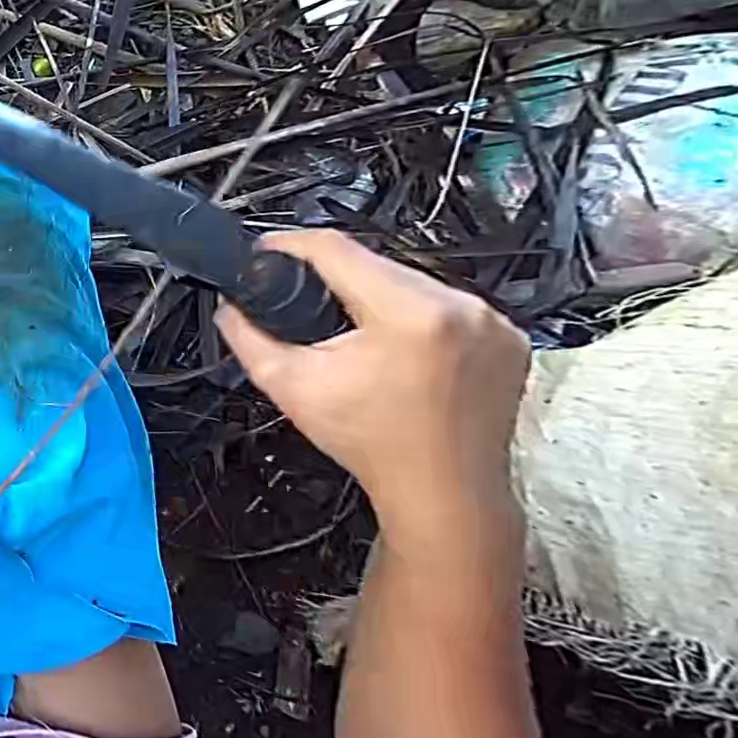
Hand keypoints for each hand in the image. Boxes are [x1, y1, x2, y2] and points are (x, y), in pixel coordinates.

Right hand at [216, 230, 529, 545]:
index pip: (336, 249)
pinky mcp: (507, 336)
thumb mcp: (284, 382)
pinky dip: (405, 308)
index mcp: (410, 316)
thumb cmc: (367, 441)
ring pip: (406, 278)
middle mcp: (463, 308)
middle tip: (294, 291)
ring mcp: (493, 322)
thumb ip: (244, 333)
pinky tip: (385, 334)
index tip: (264, 250)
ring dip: (367, 288)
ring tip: (338, 316)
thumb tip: (229, 303)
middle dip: (328, 271)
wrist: (443, 493)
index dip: (289, 243)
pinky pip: (440, 301)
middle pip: (373, 261)